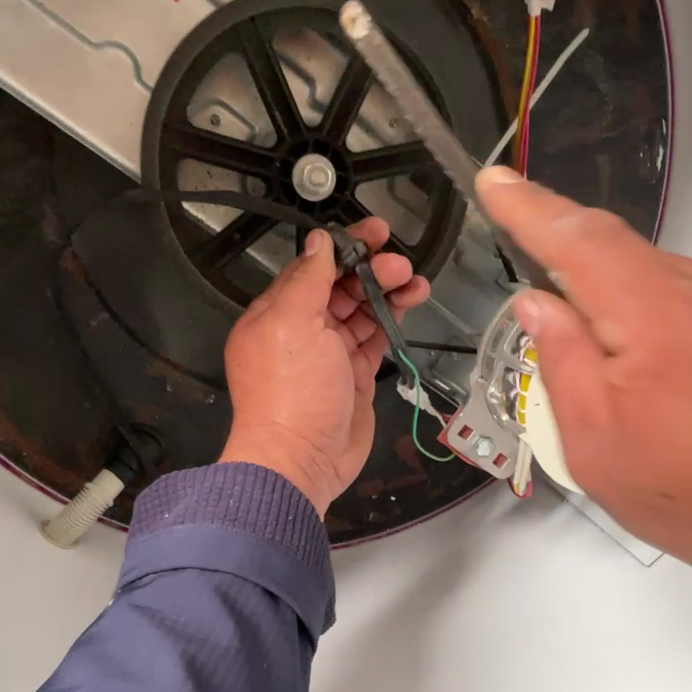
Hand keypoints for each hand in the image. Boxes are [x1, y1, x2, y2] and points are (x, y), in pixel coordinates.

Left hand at [220, 219, 430, 516]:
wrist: (301, 460)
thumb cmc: (290, 391)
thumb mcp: (293, 323)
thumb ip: (308, 279)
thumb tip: (318, 240)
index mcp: (277, 314)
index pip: (312, 267)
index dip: (344, 246)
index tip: (375, 231)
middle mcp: (301, 331)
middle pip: (341, 287)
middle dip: (371, 270)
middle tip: (400, 264)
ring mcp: (329, 355)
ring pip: (362, 311)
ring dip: (387, 293)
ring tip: (415, 282)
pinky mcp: (353, 376)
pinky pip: (374, 339)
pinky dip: (392, 320)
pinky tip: (410, 304)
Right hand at [477, 167, 691, 641]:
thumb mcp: (598, 450)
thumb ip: (562, 364)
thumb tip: (540, 300)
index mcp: (668, 322)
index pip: (585, 241)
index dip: (532, 208)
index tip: (494, 180)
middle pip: (623, 261)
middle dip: (581, 293)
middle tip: (572, 365)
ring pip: (661, 280)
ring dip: (627, 316)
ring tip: (637, 394)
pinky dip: (665, 323)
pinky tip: (676, 384)